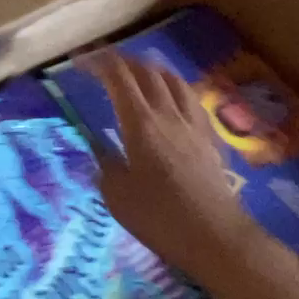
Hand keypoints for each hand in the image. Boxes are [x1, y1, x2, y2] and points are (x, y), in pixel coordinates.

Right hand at [83, 50, 274, 281]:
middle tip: (105, 64)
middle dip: (122, 60)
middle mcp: (167, 115)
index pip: (118, 77)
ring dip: (151, 69)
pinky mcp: (210, 139)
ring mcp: (192, 125)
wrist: (217, 239)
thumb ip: (106, 167)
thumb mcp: (118, 197)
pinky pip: (192, 100)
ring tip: (139, 72)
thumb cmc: (161, 219)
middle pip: (146, 71)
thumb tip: (102, 152)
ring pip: (173, 80)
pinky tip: (173, 99)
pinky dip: (176, 88)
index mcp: (140, 124)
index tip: (81, 62)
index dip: (98, 62)